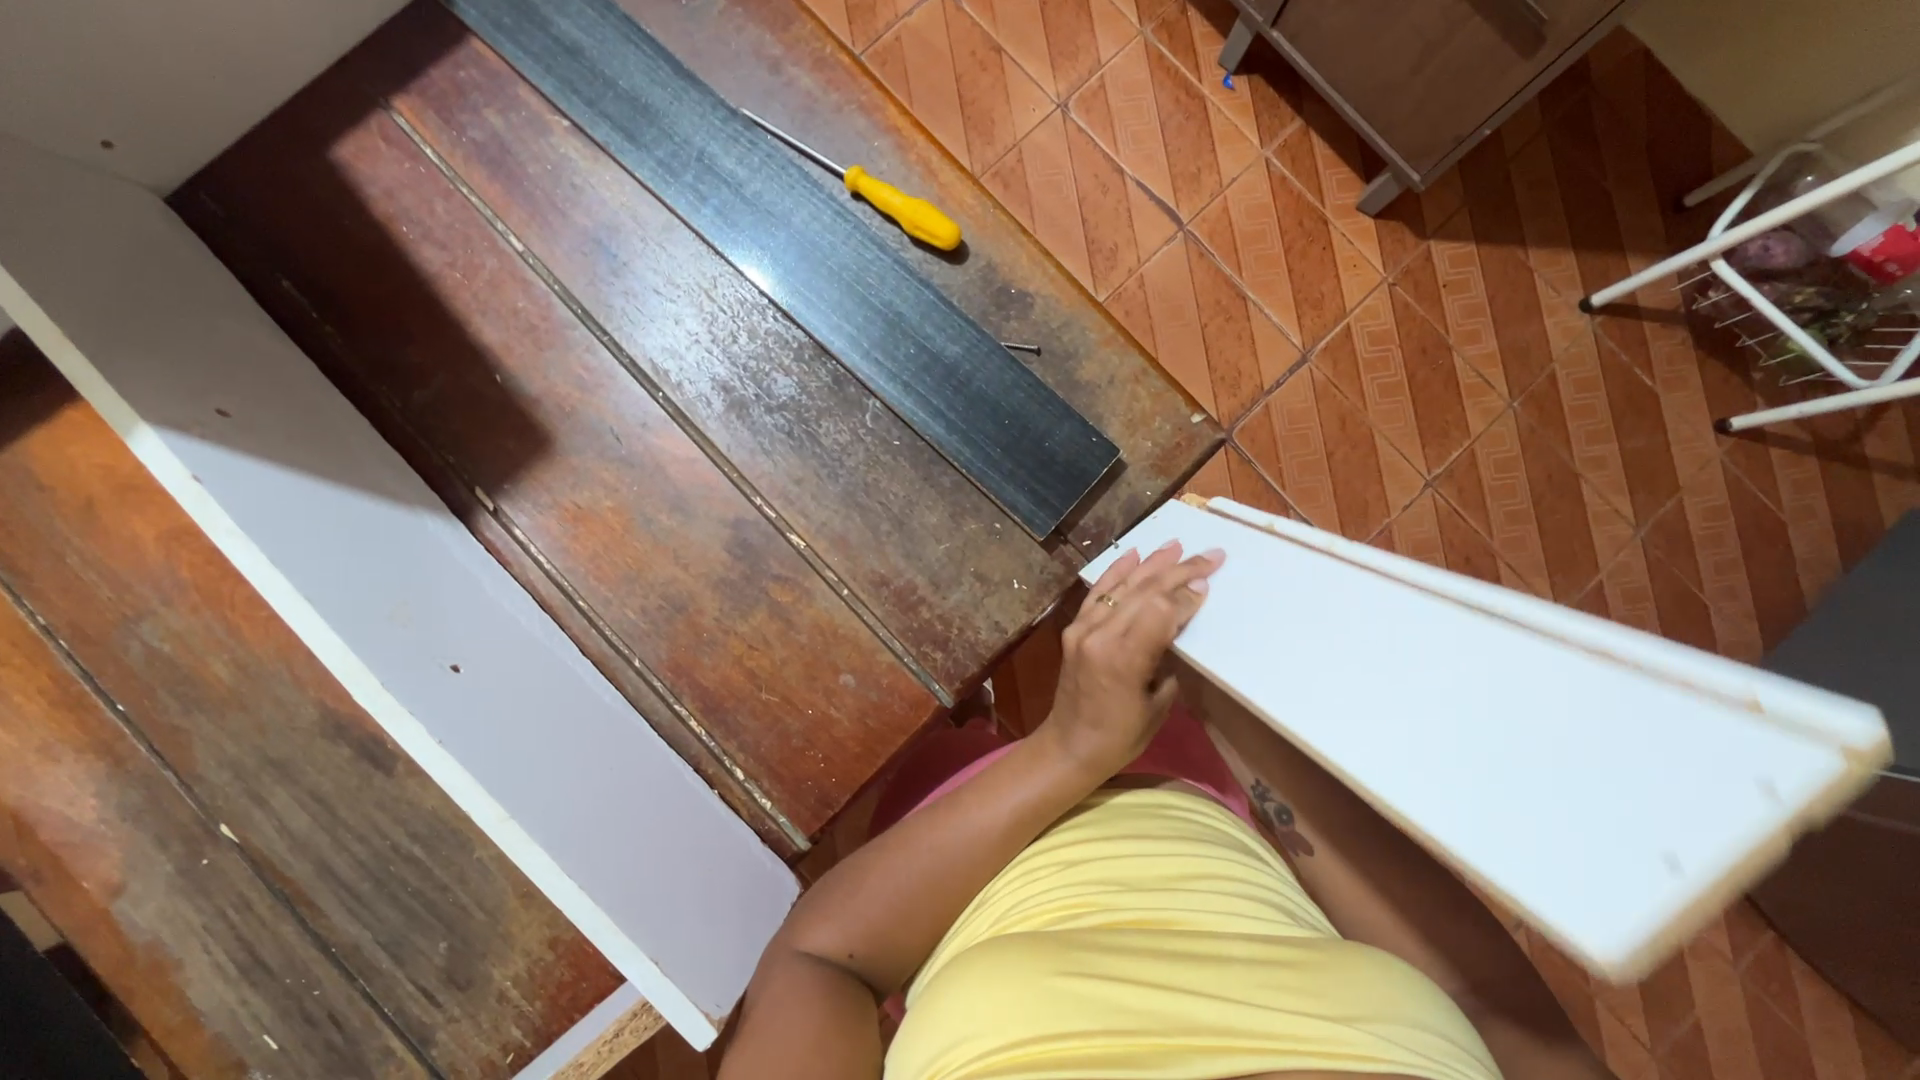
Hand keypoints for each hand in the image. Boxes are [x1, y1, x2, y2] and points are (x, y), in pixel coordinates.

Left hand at [1037, 540, 1224, 777]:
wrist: (1069, 746)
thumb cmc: (1121, 736)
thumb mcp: (1157, 704)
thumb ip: (1167, 658)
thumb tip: (1180, 622)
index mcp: (1123, 658)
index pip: (1160, 610)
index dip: (1186, 595)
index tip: (1209, 583)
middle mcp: (1100, 635)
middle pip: (1144, 591)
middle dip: (1179, 571)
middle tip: (1209, 555)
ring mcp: (1082, 629)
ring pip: (1122, 586)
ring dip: (1151, 564)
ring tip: (1177, 545)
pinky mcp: (1074, 629)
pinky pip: (1097, 593)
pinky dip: (1116, 571)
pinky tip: (1134, 554)